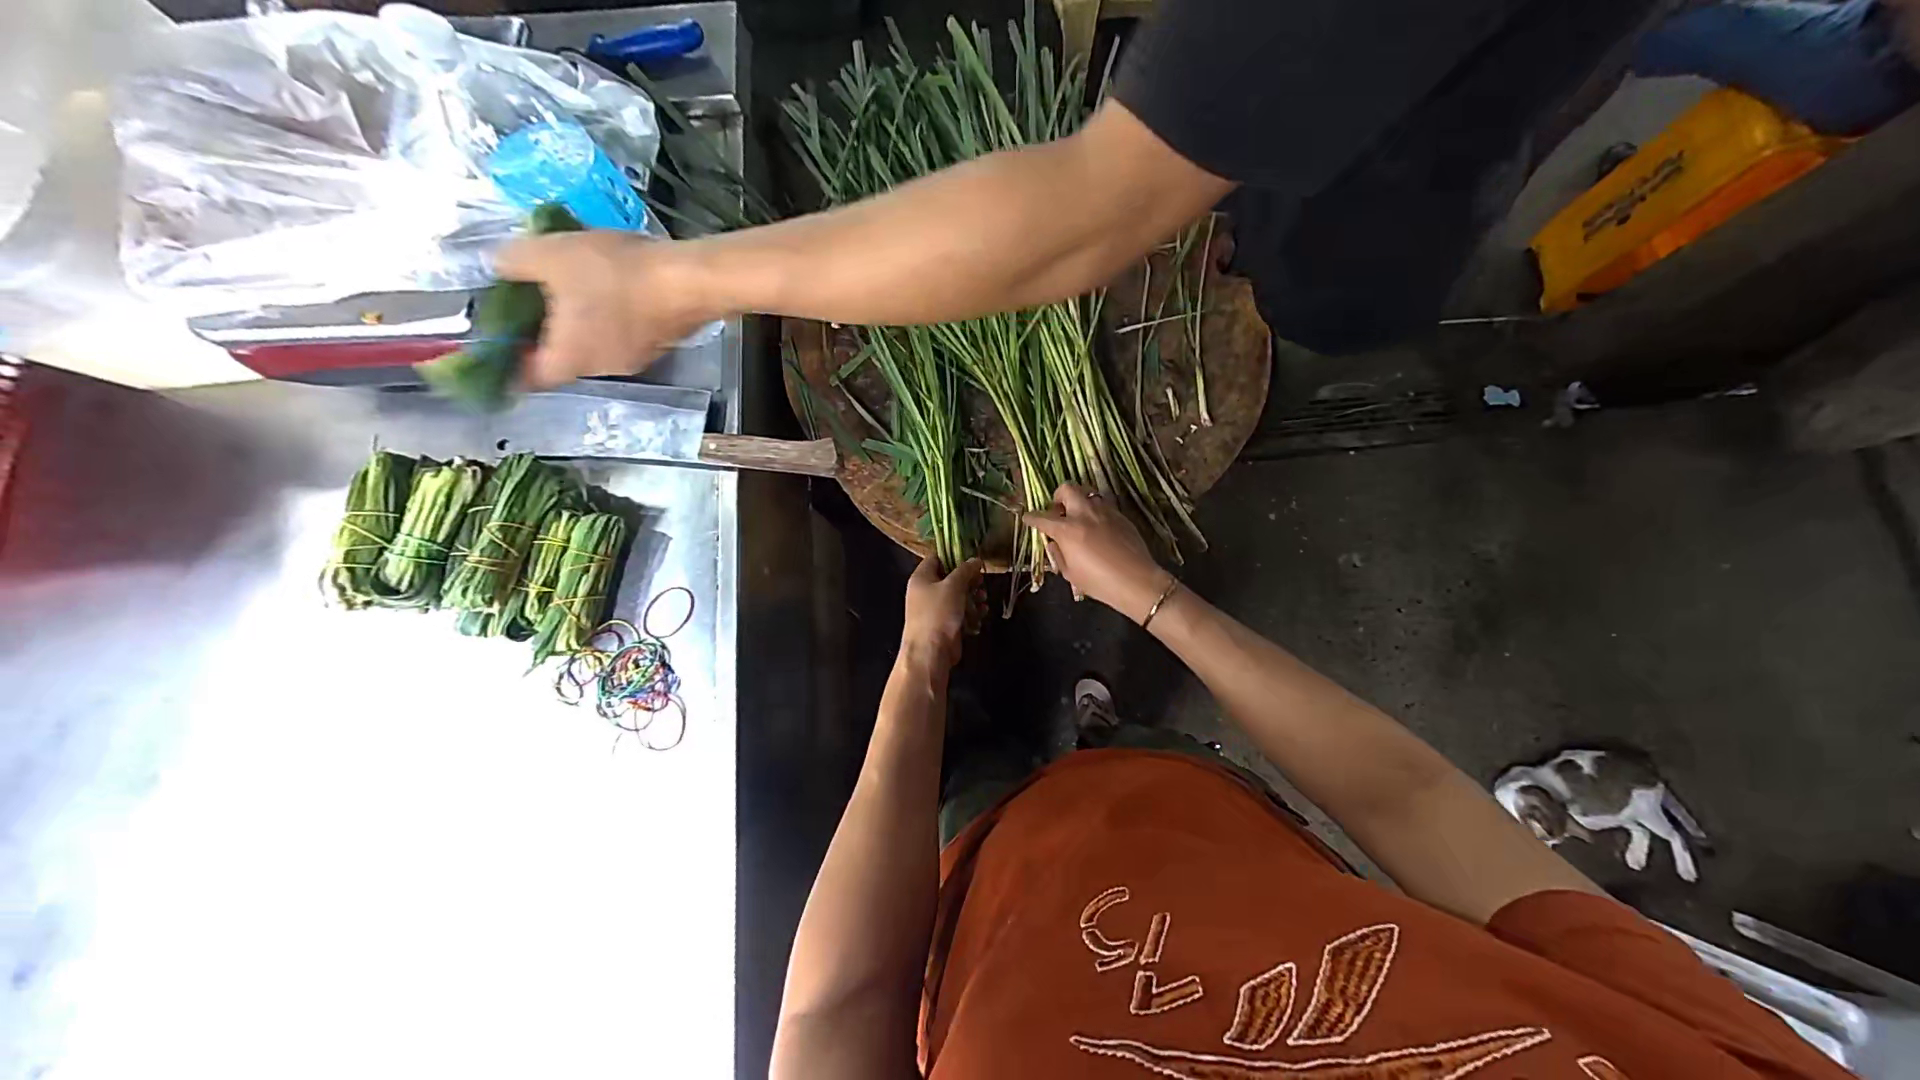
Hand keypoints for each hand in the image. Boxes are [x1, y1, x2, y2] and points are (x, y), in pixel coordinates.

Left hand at [493, 231, 718, 388]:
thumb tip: (500, 267)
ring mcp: (634, 360)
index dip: (508, 361)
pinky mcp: (658, 346)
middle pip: (562, 360)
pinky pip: (621, 337)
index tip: (500, 335)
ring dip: (581, 325)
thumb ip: (511, 263)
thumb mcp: (546, 254)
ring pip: (594, 347)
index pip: (525, 378)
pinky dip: (610, 320)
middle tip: (535, 297)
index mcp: (567, 360)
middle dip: (546, 334)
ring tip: (576, 287)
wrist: (688, 280)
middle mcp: (600, 369)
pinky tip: (613, 289)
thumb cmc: (613, 274)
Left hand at [901, 556, 983, 674]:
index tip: (973, 560)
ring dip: (973, 598)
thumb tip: (975, 560)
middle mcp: (926, 591)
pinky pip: (960, 613)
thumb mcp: (953, 585)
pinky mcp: (944, 625)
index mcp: (922, 577)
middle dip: (969, 581)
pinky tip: (981, 614)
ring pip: (958, 597)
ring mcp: (935, 609)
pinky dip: (971, 613)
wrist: (930, 652)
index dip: (955, 556)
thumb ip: (966, 570)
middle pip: (950, 578)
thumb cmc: (938, 613)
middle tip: (981, 582)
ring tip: (983, 600)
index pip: (937, 558)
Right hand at [1024, 483, 1171, 623]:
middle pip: (1067, 489)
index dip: (1032, 517)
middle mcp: (1084, 514)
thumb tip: (1053, 542)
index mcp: (1067, 529)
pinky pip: (1103, 506)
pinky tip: (1097, 529)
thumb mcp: (1069, 572)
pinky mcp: (1121, 516)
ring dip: (1079, 503)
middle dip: (1058, 497)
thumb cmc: (1098, 582)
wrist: (1136, 581)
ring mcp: (1105, 512)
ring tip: (1079, 519)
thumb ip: (1057, 553)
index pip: (1042, 517)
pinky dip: (1094, 512)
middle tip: (1058, 511)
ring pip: (1087, 494)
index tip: (1028, 518)